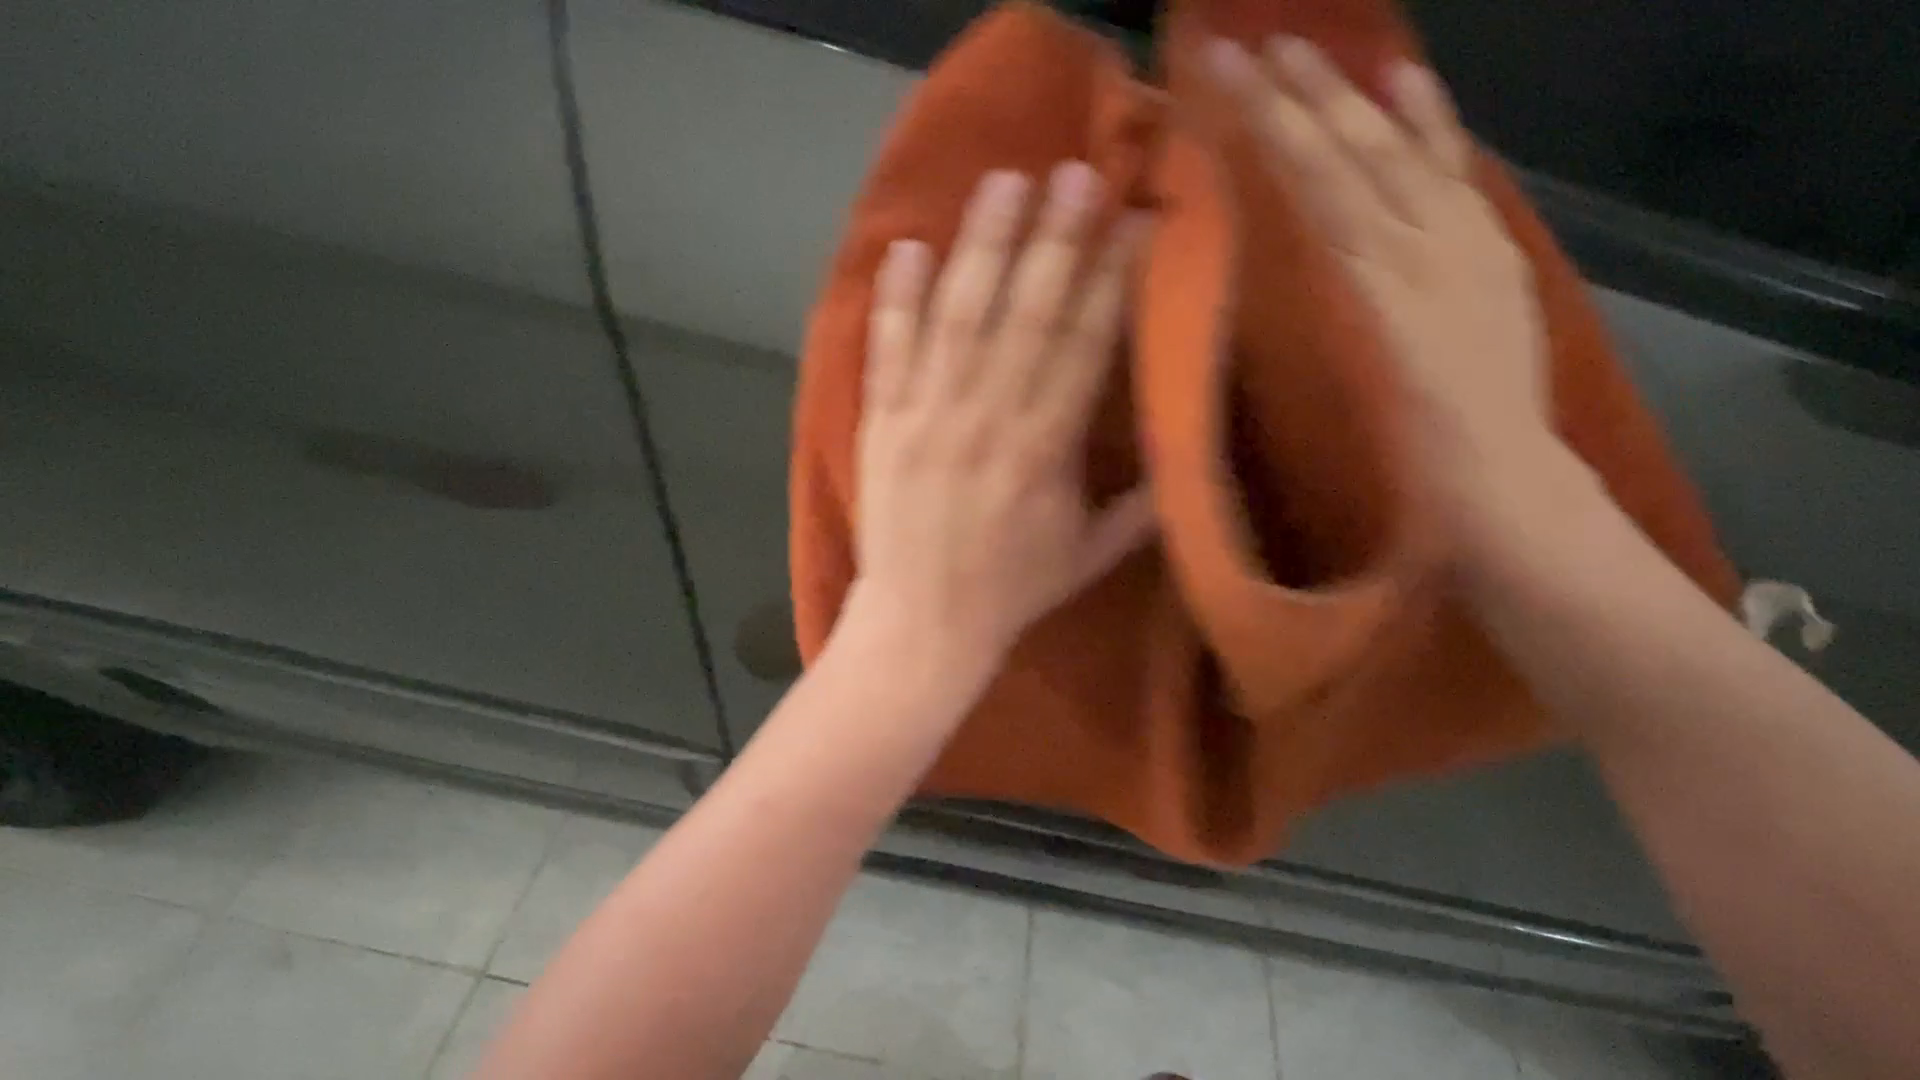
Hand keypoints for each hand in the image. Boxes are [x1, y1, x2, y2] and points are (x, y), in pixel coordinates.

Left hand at [841, 165, 1154, 680]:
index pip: (1084, 345)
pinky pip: (889, 351)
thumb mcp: (1089, 556)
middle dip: (1055, 240)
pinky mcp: (882, 424)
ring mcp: (928, 417)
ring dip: (982, 247)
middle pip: (1026, 315)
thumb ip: (1141, 508)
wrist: (922, 625)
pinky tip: (911, 249)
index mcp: (1046, 449)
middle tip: (1076, 173)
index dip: (1111, 280)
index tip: (1133, 223)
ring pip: (958, 318)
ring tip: (1002, 184)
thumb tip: (1188, 457)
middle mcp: (990, 420)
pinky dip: (898, 300)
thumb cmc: (1011, 591)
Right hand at [1207, 37, 1554, 506]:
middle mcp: (1419, 241)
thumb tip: (1252, 314)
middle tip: (1255, 43)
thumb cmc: (1395, 453)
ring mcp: (1461, 241)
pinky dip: (1434, 122)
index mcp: (1373, 277)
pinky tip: (1409, 83)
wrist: (1499, 479)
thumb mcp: (1337, 403)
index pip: (1314, 175)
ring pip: (1402, 149)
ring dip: (1355, 94)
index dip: (1269, 118)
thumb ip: (1303, 333)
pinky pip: (1457, 172)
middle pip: (1353, 148)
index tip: (1225, 68)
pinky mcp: (1487, 251)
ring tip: (1311, 48)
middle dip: (1303, 91)